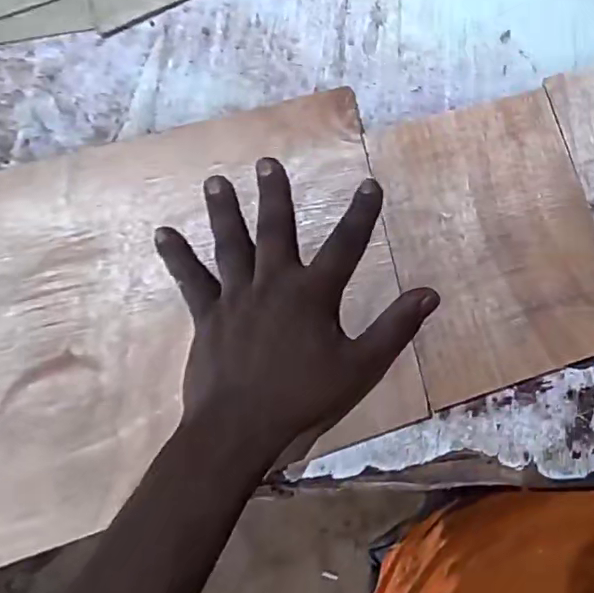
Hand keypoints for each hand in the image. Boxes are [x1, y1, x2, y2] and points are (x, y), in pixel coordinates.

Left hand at [153, 158, 437, 469]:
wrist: (239, 430)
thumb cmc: (305, 398)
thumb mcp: (362, 366)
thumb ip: (395, 327)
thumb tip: (430, 294)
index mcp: (313, 294)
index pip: (346, 245)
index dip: (361, 213)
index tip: (370, 183)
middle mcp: (273, 284)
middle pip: (276, 231)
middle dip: (275, 196)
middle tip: (268, 163)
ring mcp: (236, 298)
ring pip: (231, 246)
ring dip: (225, 212)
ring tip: (216, 180)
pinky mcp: (208, 317)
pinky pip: (192, 281)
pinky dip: (178, 257)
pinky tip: (163, 234)